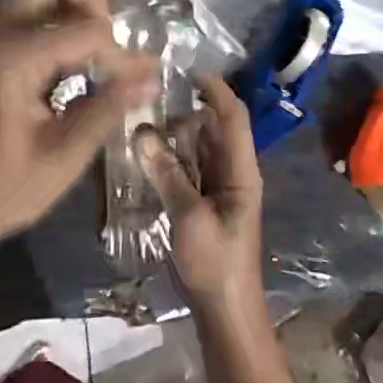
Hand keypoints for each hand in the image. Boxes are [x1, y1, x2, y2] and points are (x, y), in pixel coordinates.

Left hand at [0, 0, 156, 253]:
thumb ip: (108, 109)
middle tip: (110, 39)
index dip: (121, 57)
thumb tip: (150, 77)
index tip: (141, 86)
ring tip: (101, 51)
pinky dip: (65, 19)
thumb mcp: (63, 157)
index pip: (88, 30)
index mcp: (16, 57)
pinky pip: (36, 7)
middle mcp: (1, 31)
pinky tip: (81, 63)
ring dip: (78, 3)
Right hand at [138, 75, 264, 317]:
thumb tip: (142, 134)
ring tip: (141, 123)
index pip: (233, 117)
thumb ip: (167, 174)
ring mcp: (219, 188)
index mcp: (241, 171)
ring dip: (174, 137)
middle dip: (185, 113)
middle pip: (212, 129)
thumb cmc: (215, 262)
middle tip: (149, 101)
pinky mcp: (204, 203)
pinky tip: (146, 155)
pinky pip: (189, 169)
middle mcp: (233, 172)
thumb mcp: (189, 216)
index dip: (216, 90)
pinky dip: (171, 159)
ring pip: (198, 149)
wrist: (225, 309)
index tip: (187, 72)